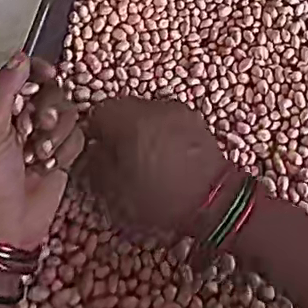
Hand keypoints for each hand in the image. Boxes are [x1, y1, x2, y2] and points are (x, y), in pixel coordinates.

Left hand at [0, 54, 84, 250]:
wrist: (3, 233)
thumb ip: (4, 89)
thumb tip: (21, 56)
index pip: (23, 75)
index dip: (38, 72)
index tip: (49, 75)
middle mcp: (21, 120)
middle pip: (52, 91)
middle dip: (49, 108)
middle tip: (38, 126)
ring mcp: (42, 138)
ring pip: (68, 113)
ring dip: (57, 133)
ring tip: (39, 154)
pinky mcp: (60, 157)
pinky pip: (77, 137)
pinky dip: (66, 150)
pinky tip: (50, 166)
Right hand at [82, 97, 232, 234]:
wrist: (214, 200)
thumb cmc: (160, 197)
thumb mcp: (117, 191)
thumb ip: (97, 165)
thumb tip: (93, 151)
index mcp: (129, 120)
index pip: (99, 111)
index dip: (93, 132)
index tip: (96, 151)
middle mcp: (152, 107)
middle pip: (122, 107)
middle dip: (116, 128)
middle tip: (117, 155)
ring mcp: (175, 110)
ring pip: (145, 111)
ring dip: (139, 128)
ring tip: (143, 157)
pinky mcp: (193, 118)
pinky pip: (166, 117)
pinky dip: (160, 130)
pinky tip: (165, 155)